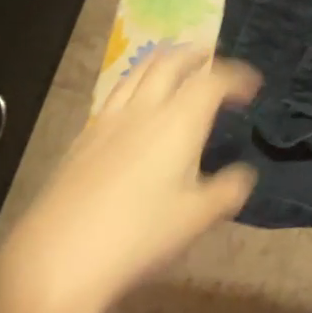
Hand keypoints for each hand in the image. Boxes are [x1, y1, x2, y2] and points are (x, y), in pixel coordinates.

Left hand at [0, 48, 260, 312]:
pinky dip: (136, 84)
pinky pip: (116, 94)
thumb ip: (228, 190)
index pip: (212, 81)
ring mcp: (108, 122)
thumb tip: (242, 174)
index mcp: (179, 122)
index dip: (236, 76)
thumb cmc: (140, 235)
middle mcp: (143, 110)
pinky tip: (136, 104)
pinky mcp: (83, 139)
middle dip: (196, 55)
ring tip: (176, 66)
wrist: (59, 257)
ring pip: (137, 73)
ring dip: (162, 62)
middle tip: (214, 59)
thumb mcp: (199, 217)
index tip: (252, 87)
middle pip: (169, 63)